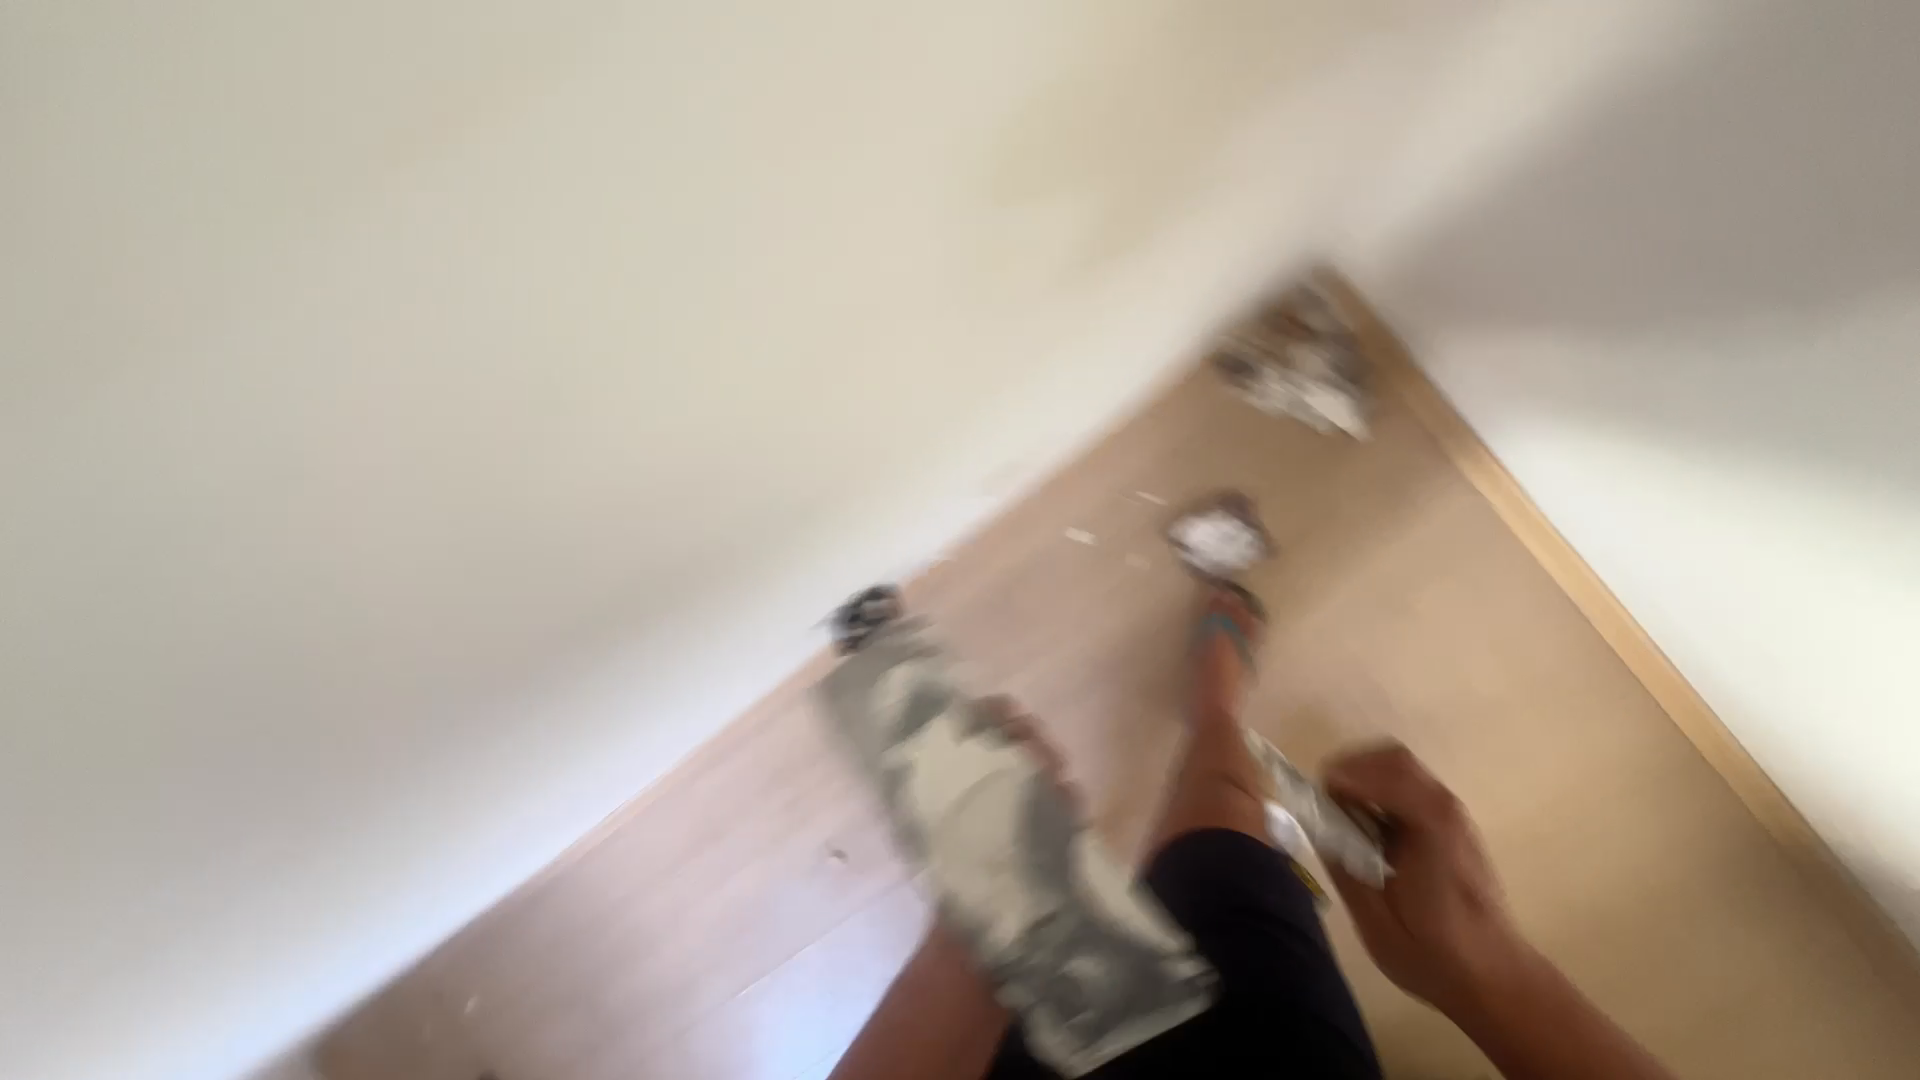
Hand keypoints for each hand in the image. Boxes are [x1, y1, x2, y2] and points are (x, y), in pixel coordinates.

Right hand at [1321, 742, 1537, 1011]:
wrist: (1495, 979)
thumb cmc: (1436, 956)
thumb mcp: (1379, 923)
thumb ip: (1345, 867)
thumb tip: (1316, 825)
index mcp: (1434, 832)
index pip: (1392, 775)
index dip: (1348, 777)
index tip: (1320, 797)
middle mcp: (1447, 813)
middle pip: (1394, 759)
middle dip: (1351, 769)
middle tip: (1325, 799)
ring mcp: (1451, 815)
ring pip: (1400, 766)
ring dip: (1363, 776)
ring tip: (1340, 808)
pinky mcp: (1448, 823)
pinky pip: (1406, 783)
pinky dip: (1376, 786)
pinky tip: (1364, 821)